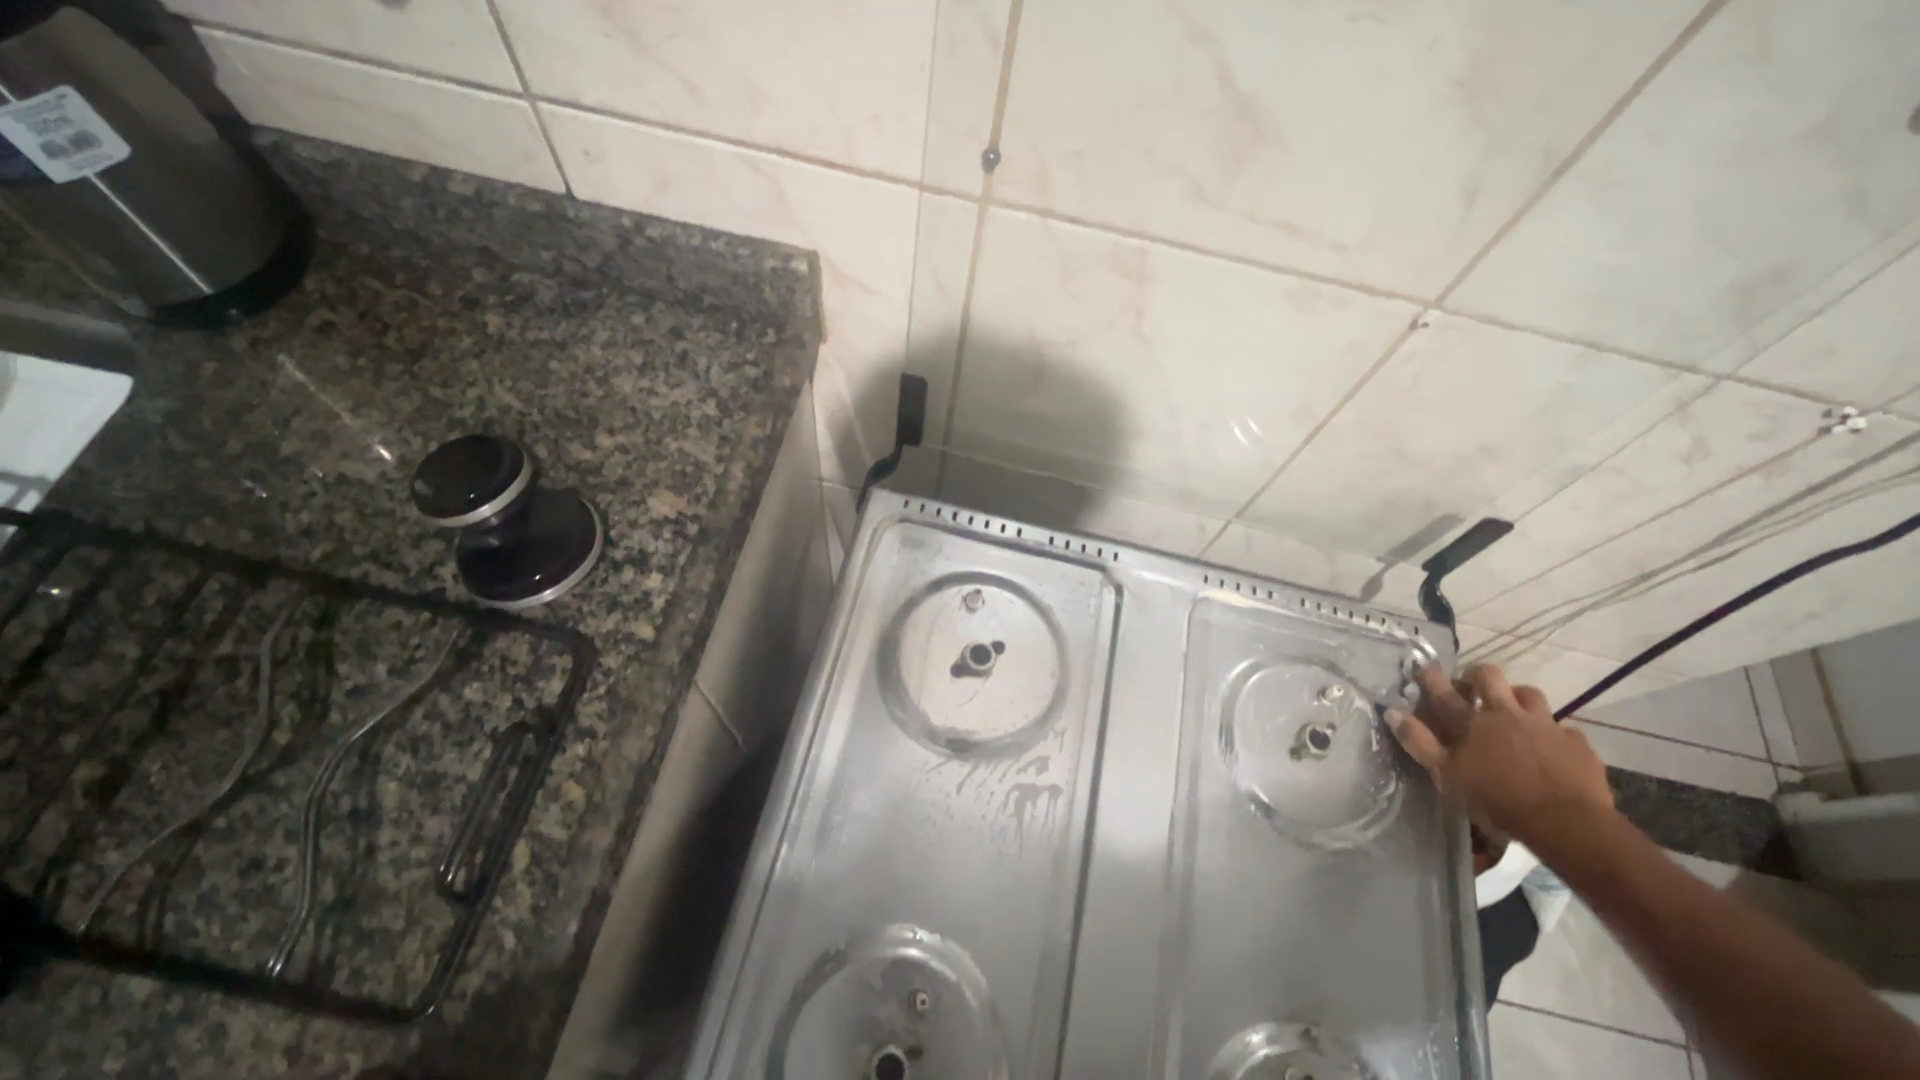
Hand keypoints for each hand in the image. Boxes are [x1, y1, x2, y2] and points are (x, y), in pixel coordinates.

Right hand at [1386, 663, 1615, 852]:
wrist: (1565, 821)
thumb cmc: (1497, 801)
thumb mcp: (1447, 776)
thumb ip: (1419, 743)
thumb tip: (1391, 712)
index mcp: (1472, 724)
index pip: (1443, 692)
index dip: (1430, 677)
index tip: (1422, 668)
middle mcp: (1507, 714)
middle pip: (1489, 676)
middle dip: (1476, 676)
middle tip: (1471, 688)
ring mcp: (1545, 725)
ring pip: (1529, 693)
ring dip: (1517, 697)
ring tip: (1513, 710)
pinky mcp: (1575, 742)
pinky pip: (1562, 728)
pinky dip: (1552, 733)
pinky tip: (1551, 747)